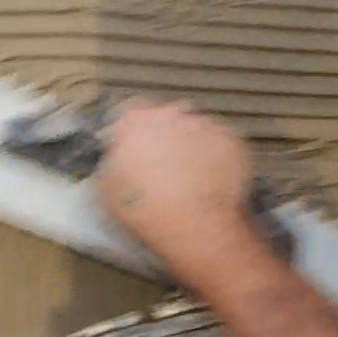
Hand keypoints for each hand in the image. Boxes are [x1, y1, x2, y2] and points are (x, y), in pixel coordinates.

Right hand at [96, 101, 263, 276]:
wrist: (195, 224)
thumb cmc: (145, 208)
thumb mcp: (107, 188)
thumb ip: (111, 162)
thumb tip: (116, 157)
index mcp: (135, 121)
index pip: (128, 112)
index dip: (130, 132)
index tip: (132, 149)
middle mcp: (170, 113)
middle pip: (164, 117)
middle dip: (162, 136)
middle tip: (160, 167)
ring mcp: (204, 124)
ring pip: (193, 129)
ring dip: (189, 145)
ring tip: (188, 178)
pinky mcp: (230, 140)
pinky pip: (219, 143)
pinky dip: (215, 156)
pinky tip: (209, 180)